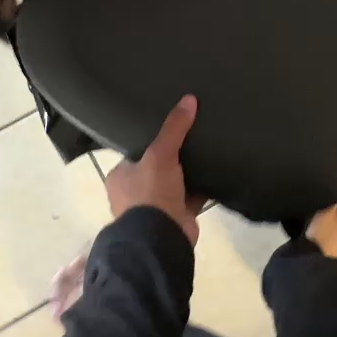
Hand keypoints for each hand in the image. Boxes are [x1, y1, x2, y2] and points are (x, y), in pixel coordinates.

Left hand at [105, 95, 207, 244]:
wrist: (161, 238)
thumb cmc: (150, 193)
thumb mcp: (160, 153)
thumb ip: (174, 128)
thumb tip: (189, 98)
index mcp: (120, 176)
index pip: (136, 152)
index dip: (153, 140)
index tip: (171, 126)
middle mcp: (134, 192)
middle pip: (157, 166)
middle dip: (174, 156)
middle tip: (193, 134)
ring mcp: (156, 207)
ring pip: (175, 182)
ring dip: (188, 172)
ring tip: (207, 148)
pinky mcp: (177, 217)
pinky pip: (192, 196)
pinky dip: (202, 186)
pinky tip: (216, 169)